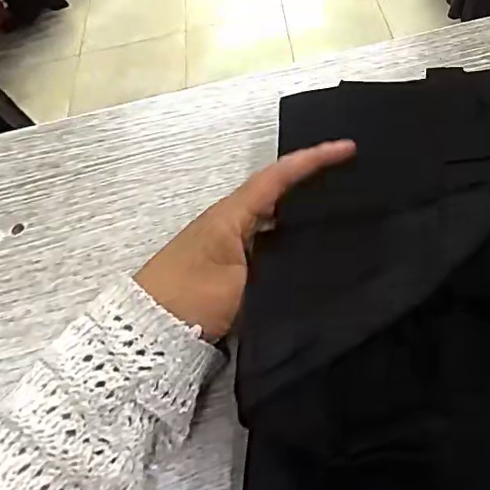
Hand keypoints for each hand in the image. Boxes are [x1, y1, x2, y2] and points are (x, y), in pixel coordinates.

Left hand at [135, 140, 354, 338]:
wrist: (138, 341)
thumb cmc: (187, 302)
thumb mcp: (240, 285)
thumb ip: (280, 265)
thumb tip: (318, 256)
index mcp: (232, 213)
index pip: (280, 175)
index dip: (315, 159)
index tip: (348, 148)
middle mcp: (231, 219)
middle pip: (279, 186)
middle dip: (314, 174)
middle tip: (350, 168)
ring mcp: (229, 240)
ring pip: (276, 211)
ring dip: (305, 202)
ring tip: (342, 200)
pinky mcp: (230, 262)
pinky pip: (271, 233)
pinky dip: (294, 228)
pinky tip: (314, 239)